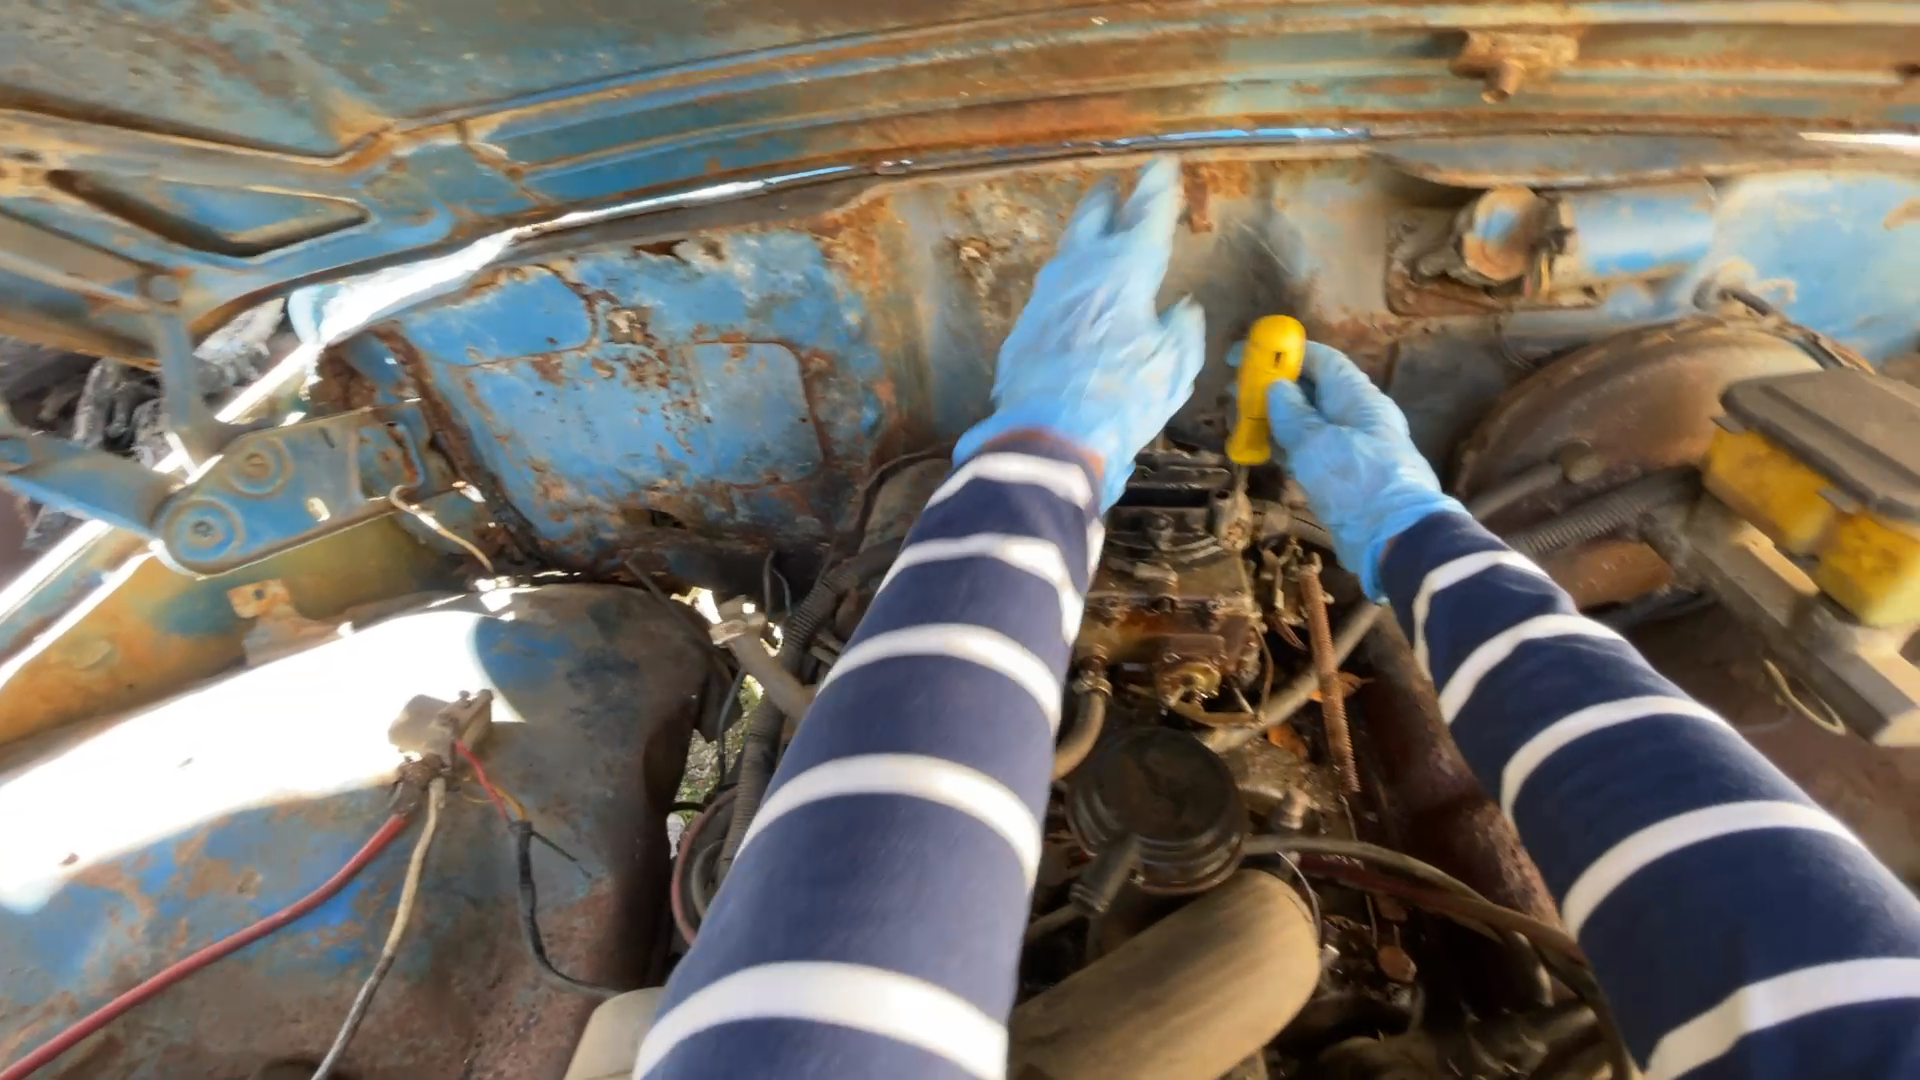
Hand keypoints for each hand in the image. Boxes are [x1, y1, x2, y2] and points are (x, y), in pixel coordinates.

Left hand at [954, 157, 1204, 509]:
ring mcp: (1043, 300)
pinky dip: (1065, 290)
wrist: (1049, 438)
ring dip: (1081, 245)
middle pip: (1091, 220)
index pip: (1146, 215)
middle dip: (1106, 202)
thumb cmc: (1123, 398)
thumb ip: (1182, 328)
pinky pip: (1049, 298)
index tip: (1161, 167)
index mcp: (1124, 270)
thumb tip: (1181, 309)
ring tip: (1092, 241)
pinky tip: (1069, 301)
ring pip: (1065, 257)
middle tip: (1113, 192)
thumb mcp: (1175, 366)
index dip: (1157, 190)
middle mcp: (1078, 273)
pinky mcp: (1021, 331)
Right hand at [1261, 341, 1463, 598]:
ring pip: (1303, 421)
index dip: (1284, 352)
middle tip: (1234, 390)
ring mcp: (1346, 447)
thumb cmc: (1358, 482)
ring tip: (1238, 418)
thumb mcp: (1319, 444)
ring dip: (1272, 417)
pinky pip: (1304, 449)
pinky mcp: (1336, 475)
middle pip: (1309, 389)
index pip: (1321, 359)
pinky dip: (1280, 444)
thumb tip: (1275, 389)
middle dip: (1272, 385)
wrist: (1392, 538)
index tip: (1247, 352)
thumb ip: (1293, 415)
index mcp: (1357, 398)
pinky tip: (1257, 447)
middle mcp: (1353, 417)